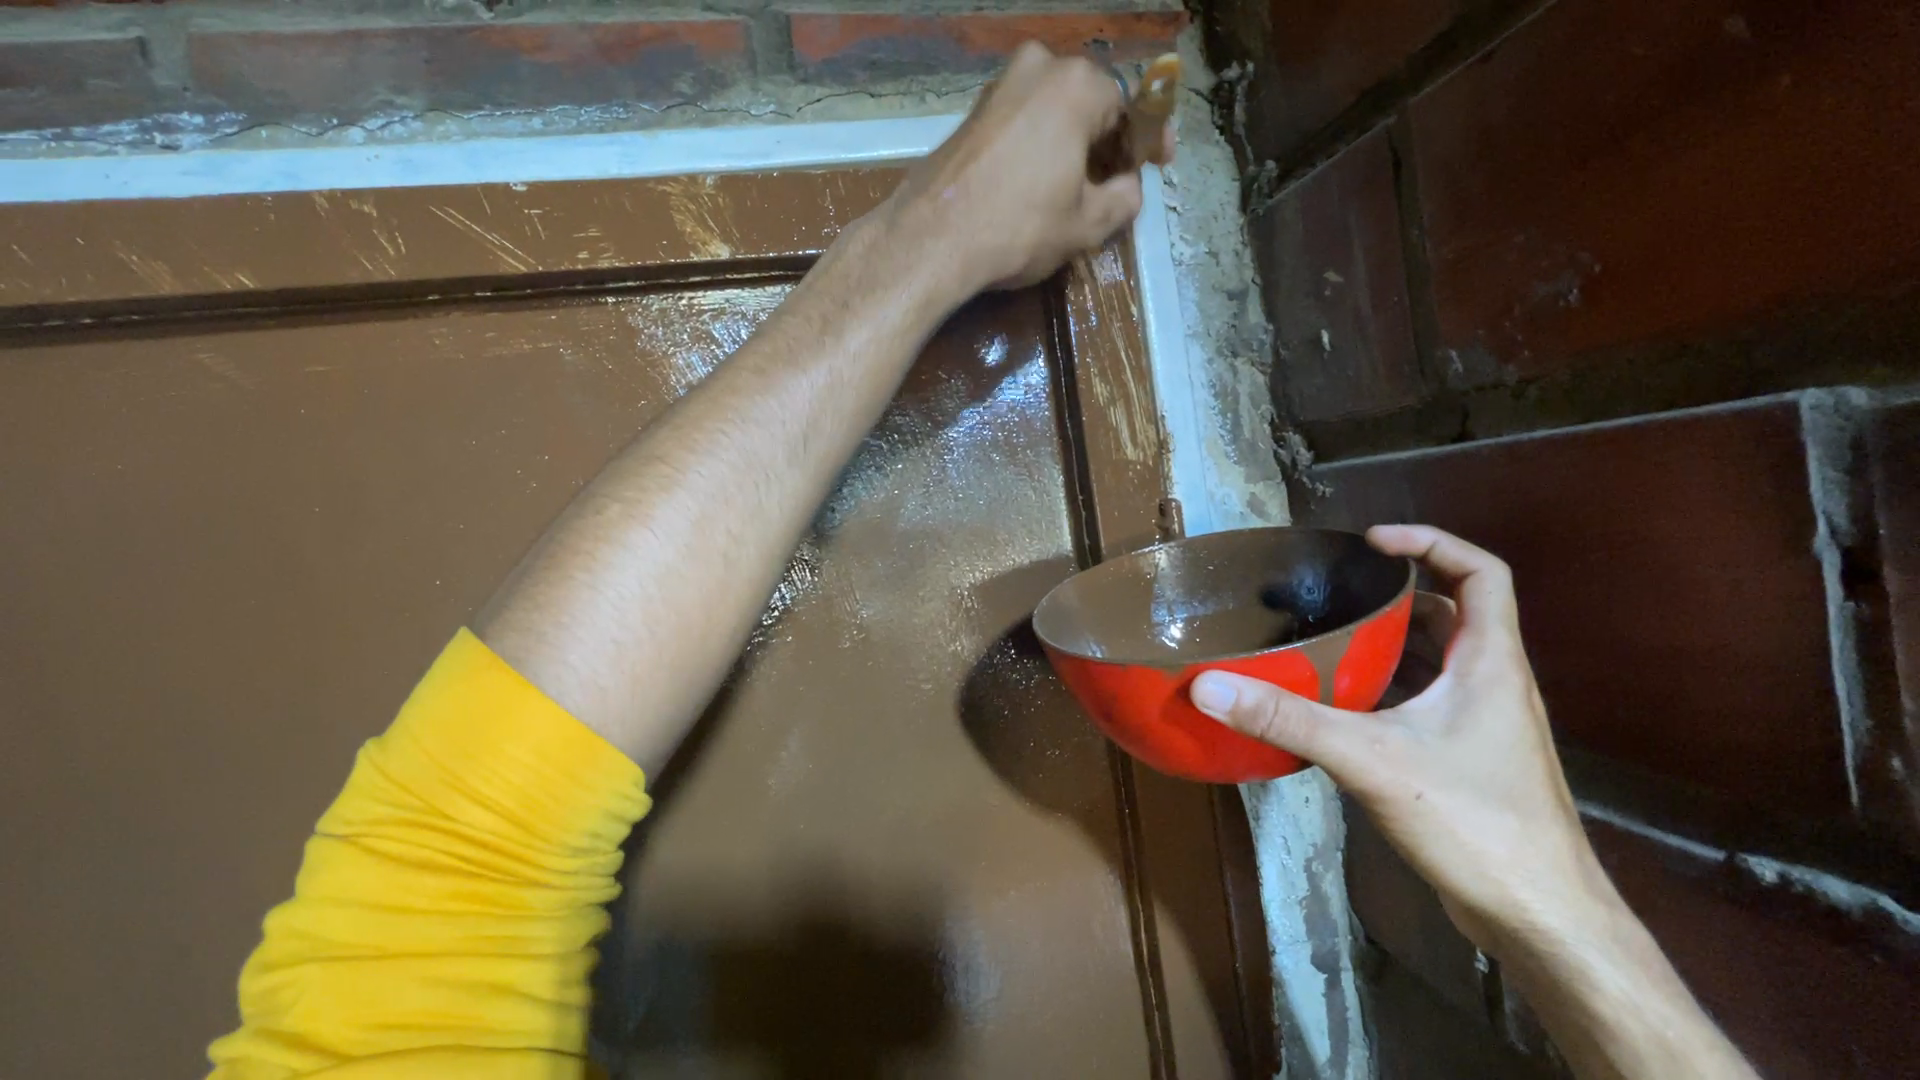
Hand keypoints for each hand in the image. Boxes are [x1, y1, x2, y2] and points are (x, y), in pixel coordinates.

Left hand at [879, 42, 1165, 297]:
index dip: (1149, 139)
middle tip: (1118, 182)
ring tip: (1081, 190)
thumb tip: (1130, 188)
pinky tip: (1042, 185)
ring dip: (1074, 146)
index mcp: (1077, 85)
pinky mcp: (972, 113)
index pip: (1131, 106)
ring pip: (1055, 113)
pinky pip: (1024, 123)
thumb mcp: (1087, 223)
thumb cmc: (1019, 228)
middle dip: (1108, 142)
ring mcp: (999, 87)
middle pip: (1090, 104)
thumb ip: (1124, 198)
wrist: (932, 240)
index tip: (1159, 164)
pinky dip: (1041, 147)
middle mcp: (1038, 68)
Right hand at [1189, 525, 1616, 953]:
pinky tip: (1336, 706)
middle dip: (1392, 597)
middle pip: (1449, 614)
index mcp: (1490, 662)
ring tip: (1322, 640)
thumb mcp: (1371, 759)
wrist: (1538, 916)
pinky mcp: (1465, 759)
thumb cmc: (1474, 821)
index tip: (1372, 543)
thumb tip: (1208, 687)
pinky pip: (1421, 703)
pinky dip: (1382, 691)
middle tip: (1330, 594)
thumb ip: (1289, 720)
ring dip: (1384, 646)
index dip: (1431, 542)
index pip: (1482, 572)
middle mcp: (1491, 683)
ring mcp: (1480, 724)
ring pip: (1433, 662)